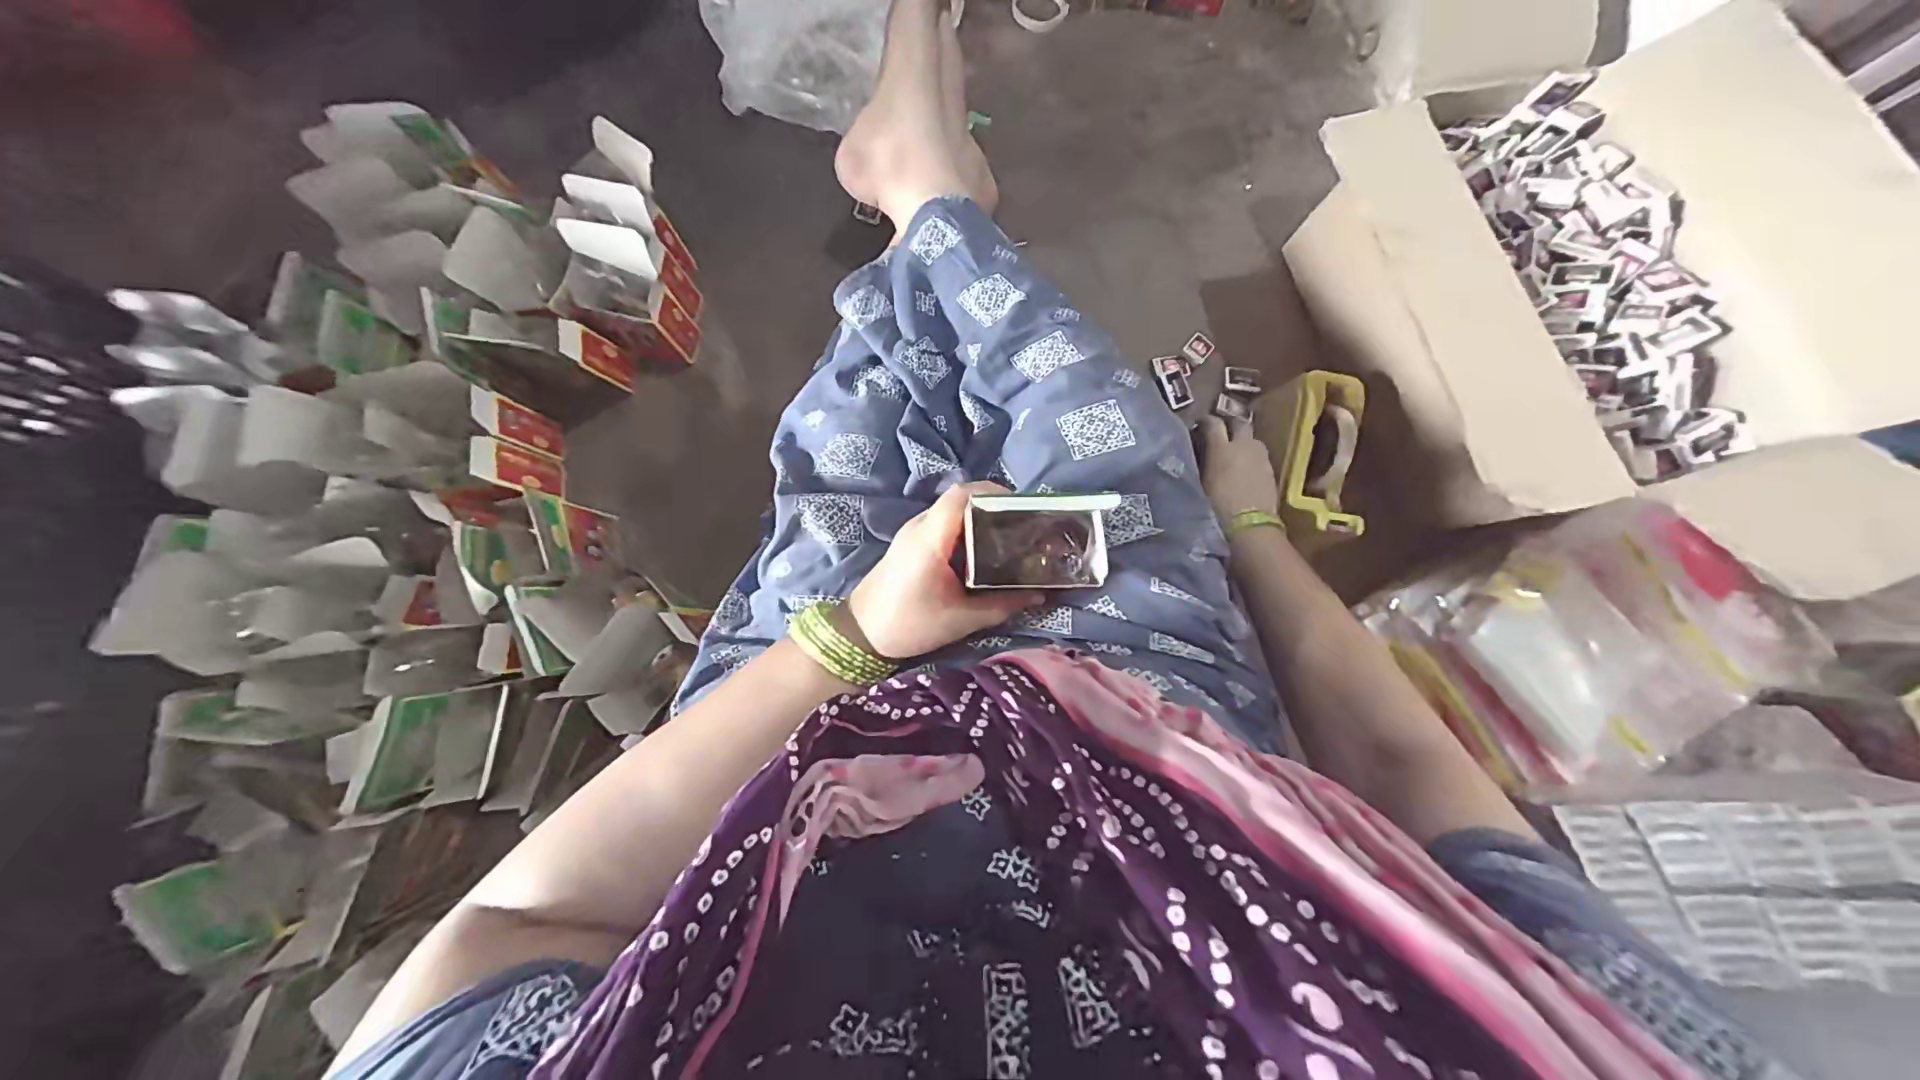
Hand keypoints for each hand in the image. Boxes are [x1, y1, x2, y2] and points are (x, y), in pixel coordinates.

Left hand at [847, 481, 1043, 658]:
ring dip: (979, 522)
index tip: (1022, 508)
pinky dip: (965, 533)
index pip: (962, 495)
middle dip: (994, 509)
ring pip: (952, 513)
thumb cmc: (909, 624)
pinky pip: (943, 526)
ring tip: (1009, 541)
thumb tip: (1039, 596)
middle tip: (1023, 528)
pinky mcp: (910, 544)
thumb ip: (1002, 605)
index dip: (994, 493)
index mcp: (930, 537)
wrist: (860, 633)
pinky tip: (983, 555)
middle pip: (961, 501)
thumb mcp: (961, 619)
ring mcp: (912, 533)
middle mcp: (920, 526)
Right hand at [1200, 416, 1278, 523]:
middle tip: (1222, 433)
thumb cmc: (1217, 506)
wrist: (1249, 524)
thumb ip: (1202, 462)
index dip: (1205, 421)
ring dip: (1244, 441)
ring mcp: (1260, 456)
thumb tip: (1198, 453)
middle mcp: (1243, 445)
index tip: (1199, 425)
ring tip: (1235, 453)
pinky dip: (1252, 457)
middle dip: (1231, 425)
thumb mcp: (1202, 482)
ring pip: (1252, 439)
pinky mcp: (1271, 469)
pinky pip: (1260, 455)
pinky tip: (1245, 469)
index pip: (1213, 423)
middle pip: (1239, 423)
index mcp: (1221, 448)